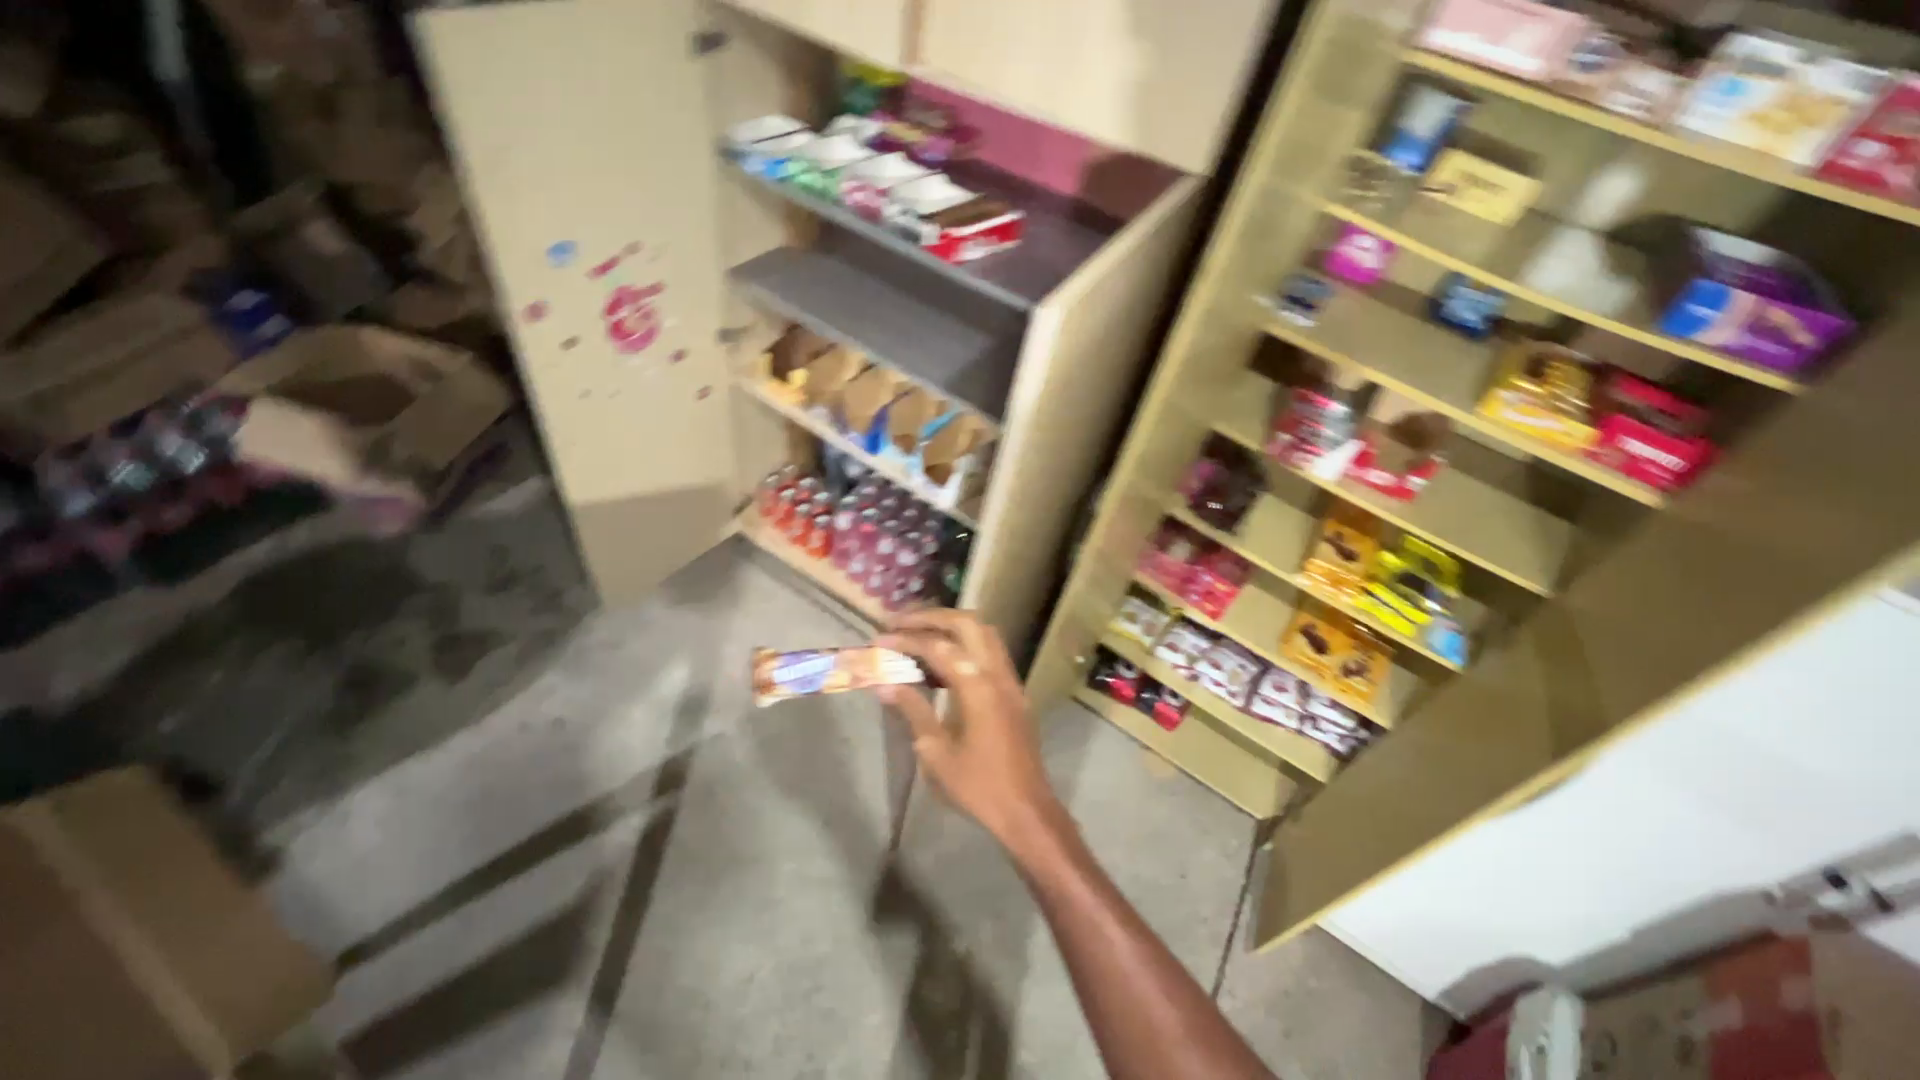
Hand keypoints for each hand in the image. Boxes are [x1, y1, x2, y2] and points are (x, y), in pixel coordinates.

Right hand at [876, 609, 1066, 849]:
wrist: (1025, 810)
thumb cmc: (978, 786)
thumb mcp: (936, 751)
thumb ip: (913, 710)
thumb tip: (885, 684)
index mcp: (978, 687)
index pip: (939, 647)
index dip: (907, 639)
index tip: (880, 639)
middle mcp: (998, 675)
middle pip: (968, 624)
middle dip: (932, 617)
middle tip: (900, 622)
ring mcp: (1011, 683)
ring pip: (984, 635)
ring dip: (952, 628)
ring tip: (919, 636)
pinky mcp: (1015, 695)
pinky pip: (991, 655)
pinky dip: (966, 647)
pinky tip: (943, 664)